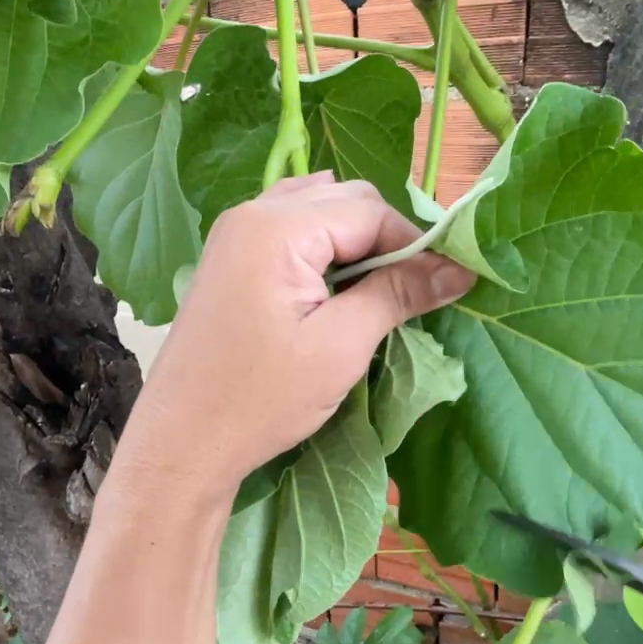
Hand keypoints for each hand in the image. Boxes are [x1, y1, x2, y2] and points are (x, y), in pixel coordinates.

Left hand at [121, 173, 474, 496]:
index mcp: (276, 228)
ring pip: (316, 212)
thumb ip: (398, 294)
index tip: (446, 283)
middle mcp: (251, 215)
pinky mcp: (229, 262)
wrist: (183, 442)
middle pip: (343, 201)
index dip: (414, 243)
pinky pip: (289, 233)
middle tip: (414, 291)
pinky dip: (323, 249)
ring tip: (379, 290)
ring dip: (356, 242)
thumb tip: (460, 268)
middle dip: (387, 239)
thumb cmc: (260, 400)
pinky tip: (337, 286)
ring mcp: (234, 236)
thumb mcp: (340, 347)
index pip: (369, 210)